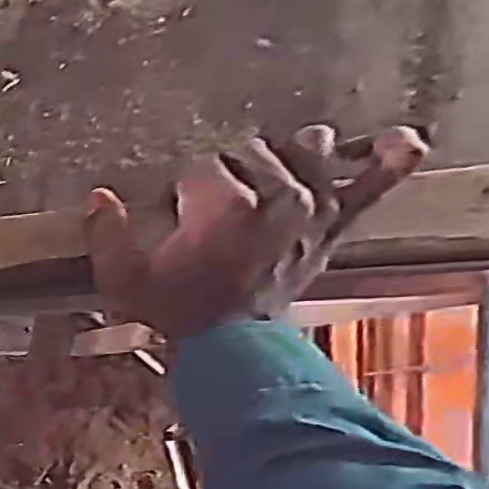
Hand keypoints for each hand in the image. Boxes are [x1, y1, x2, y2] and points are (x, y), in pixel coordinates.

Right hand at [84, 125, 429, 338]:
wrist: (229, 344)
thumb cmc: (173, 309)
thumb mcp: (122, 278)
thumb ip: (106, 235)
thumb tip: (98, 196)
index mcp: (222, 206)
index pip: (199, 165)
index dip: (179, 187)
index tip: (172, 211)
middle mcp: (277, 195)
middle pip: (249, 150)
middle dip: (223, 172)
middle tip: (206, 206)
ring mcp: (318, 203)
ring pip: (307, 146)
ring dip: (281, 157)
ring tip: (259, 179)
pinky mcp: (340, 219)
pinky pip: (387, 172)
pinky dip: (389, 152)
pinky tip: (375, 145)